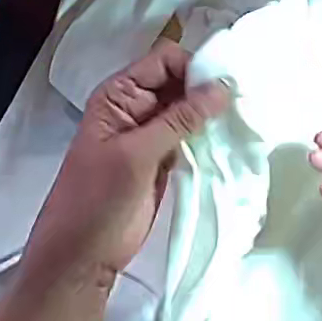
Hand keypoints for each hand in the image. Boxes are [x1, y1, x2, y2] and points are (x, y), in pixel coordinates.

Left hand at [21, 40, 229, 289]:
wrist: (81, 259)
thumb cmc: (97, 200)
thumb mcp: (137, 155)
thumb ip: (179, 119)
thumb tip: (221, 88)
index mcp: (120, 94)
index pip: (164, 61)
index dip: (193, 67)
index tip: (222, 86)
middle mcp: (137, 106)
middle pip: (180, 81)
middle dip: (207, 89)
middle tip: (240, 102)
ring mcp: (151, 132)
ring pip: (189, 108)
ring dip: (211, 113)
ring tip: (240, 119)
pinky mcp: (165, 157)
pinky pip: (191, 134)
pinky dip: (208, 135)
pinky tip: (229, 139)